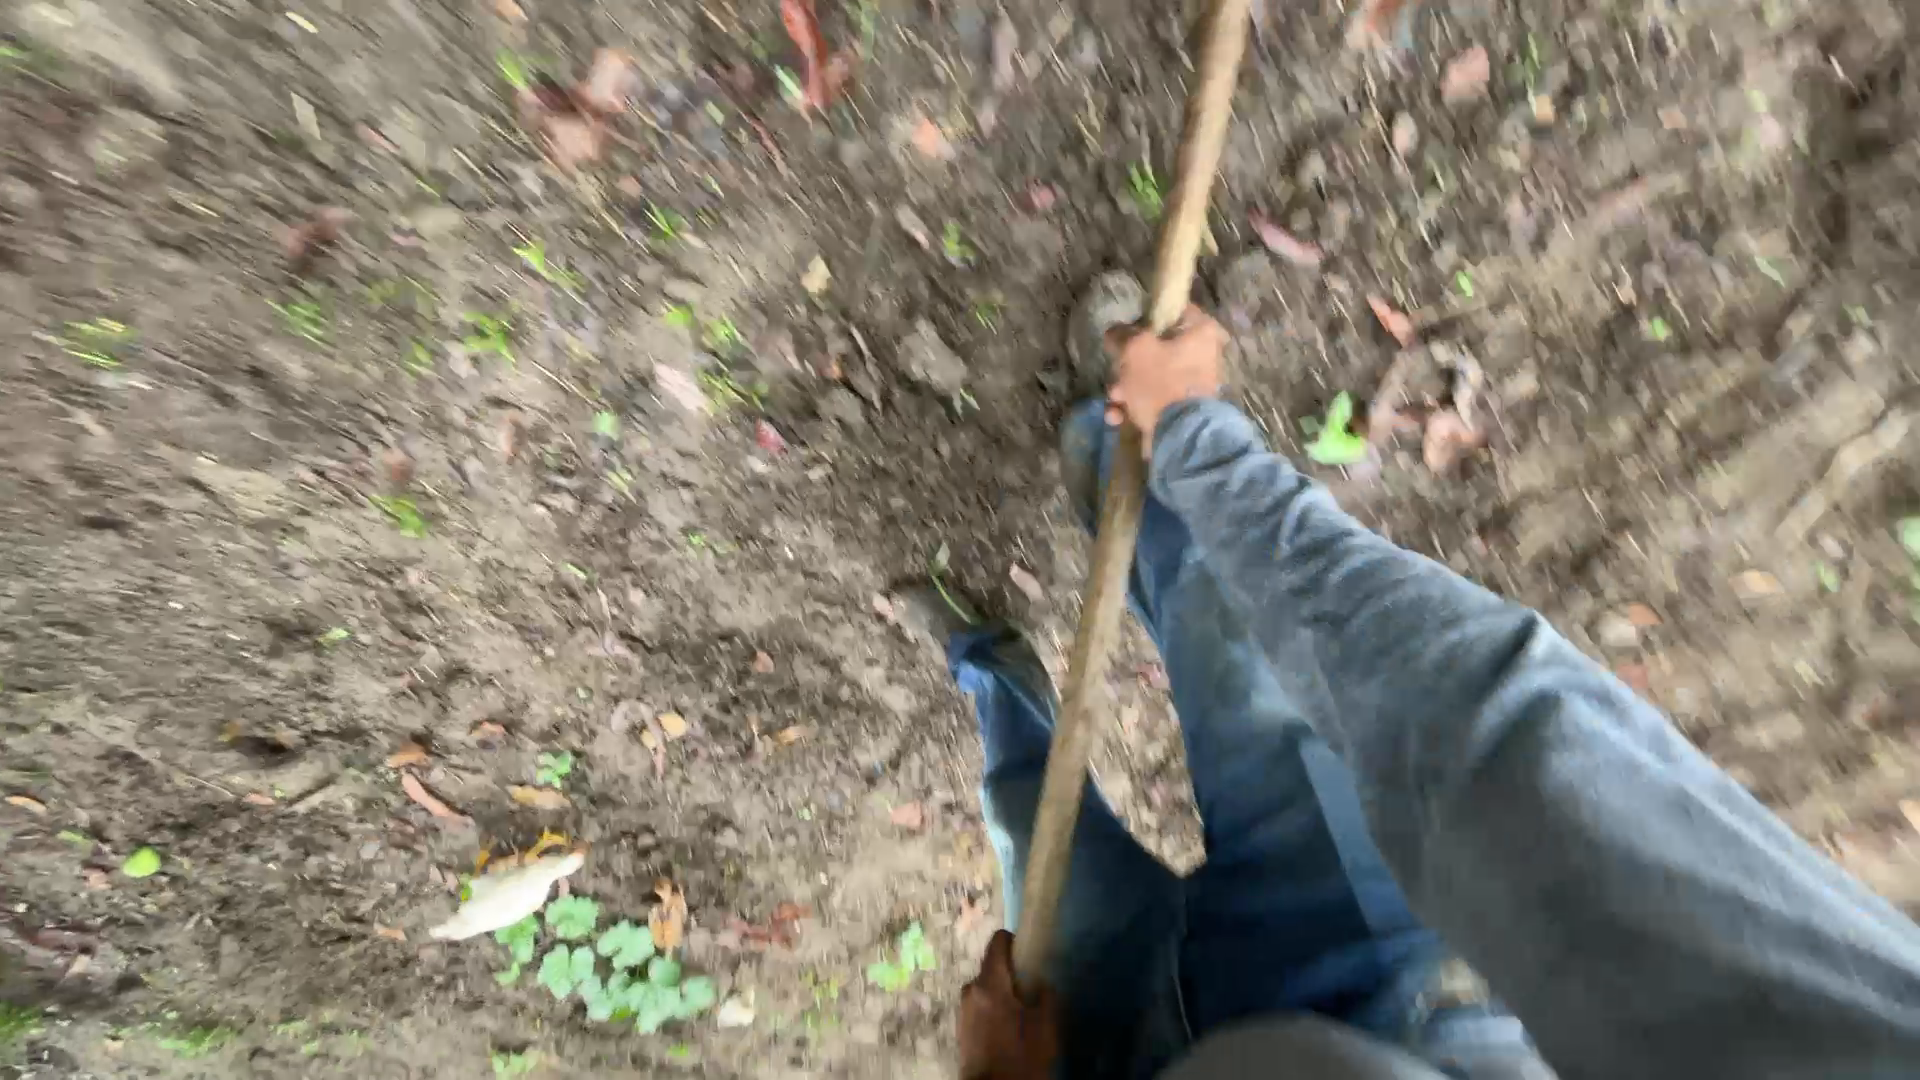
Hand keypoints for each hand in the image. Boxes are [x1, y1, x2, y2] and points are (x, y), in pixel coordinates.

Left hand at [959, 931, 1059, 1079]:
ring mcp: (962, 1009)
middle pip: (992, 966)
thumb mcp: (1045, 1028)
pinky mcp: (961, 1028)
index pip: (997, 941)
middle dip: (1011, 974)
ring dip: (1001, 994)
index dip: (1015, 942)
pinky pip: (979, 1006)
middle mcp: (970, 989)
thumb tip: (1041, 984)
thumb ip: (1046, 997)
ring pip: (985, 988)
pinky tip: (1006, 1029)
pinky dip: (992, 1010)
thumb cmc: (1020, 1058)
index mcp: (989, 982)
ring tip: (1020, 1015)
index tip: (1029, 955)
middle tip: (1030, 991)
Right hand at [1104, 305, 1226, 448]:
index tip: (1127, 329)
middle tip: (1116, 372)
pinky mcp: (1181, 409)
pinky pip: (1153, 401)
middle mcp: (1202, 355)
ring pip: (1150, 378)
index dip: (1146, 317)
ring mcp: (1192, 385)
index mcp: (1200, 332)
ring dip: (1125, 389)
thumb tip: (1115, 332)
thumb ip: (1121, 335)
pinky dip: (1133, 408)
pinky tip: (1117, 417)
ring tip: (1114, 400)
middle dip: (1128, 365)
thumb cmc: (1160, 382)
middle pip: (1157, 349)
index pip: (1174, 311)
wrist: (1178, 434)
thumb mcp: (1134, 350)